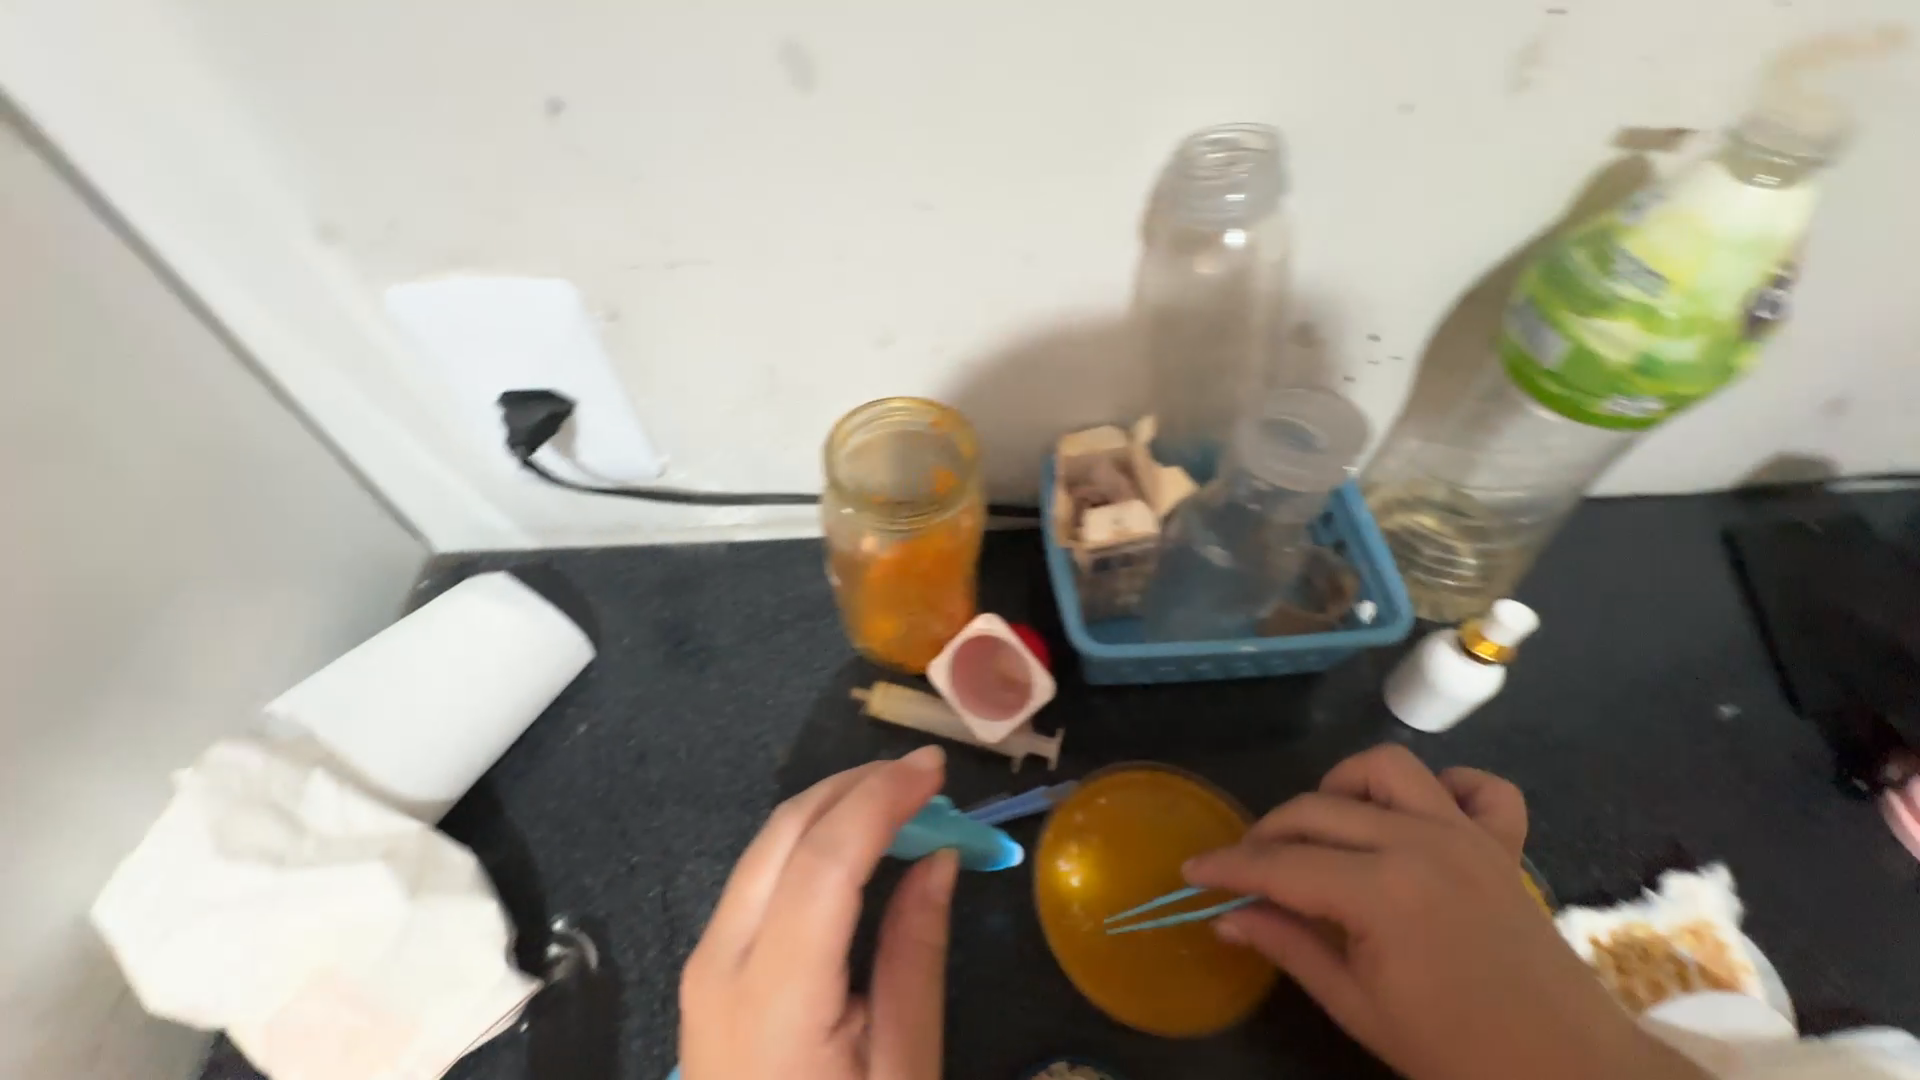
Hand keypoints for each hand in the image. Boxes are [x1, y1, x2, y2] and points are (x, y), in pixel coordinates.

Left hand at [680, 746, 955, 1079]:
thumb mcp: (902, 1066)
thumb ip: (914, 951)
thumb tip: (937, 857)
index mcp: (773, 994)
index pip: (825, 857)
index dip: (882, 798)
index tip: (935, 767)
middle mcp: (721, 959)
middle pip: (786, 831)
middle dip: (857, 784)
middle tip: (924, 775)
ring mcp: (706, 961)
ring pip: (768, 843)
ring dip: (835, 804)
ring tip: (901, 797)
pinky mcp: (709, 968)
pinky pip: (761, 874)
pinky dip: (814, 838)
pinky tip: (858, 841)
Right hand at [1186, 745, 1704, 1079]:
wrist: (1576, 1077)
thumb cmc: (1459, 1055)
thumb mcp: (1358, 1007)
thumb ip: (1287, 946)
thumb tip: (1225, 917)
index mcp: (1381, 891)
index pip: (1280, 864)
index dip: (1228, 866)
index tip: (1192, 870)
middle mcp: (1419, 843)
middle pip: (1315, 810)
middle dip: (1267, 834)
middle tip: (1249, 870)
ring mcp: (1466, 835)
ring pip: (1384, 769)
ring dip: (1342, 788)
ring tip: (1328, 831)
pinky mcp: (1502, 843)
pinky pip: (1478, 787)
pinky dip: (1444, 788)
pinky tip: (1419, 818)